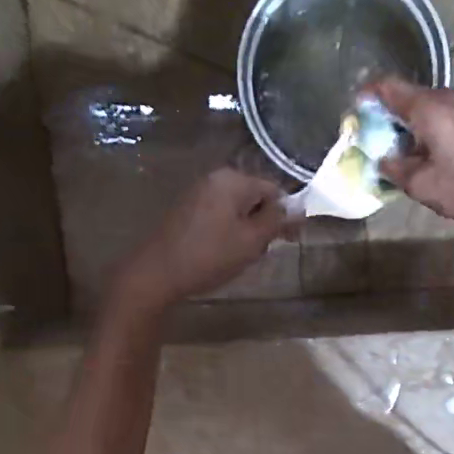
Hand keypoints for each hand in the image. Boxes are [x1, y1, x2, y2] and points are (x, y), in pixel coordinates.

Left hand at [114, 168, 291, 309]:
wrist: (156, 274)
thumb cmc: (209, 256)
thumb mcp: (251, 241)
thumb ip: (277, 220)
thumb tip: (298, 206)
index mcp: (232, 180)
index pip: (274, 190)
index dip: (286, 214)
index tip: (291, 240)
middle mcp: (214, 179)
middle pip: (254, 197)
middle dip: (264, 223)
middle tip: (263, 252)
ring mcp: (197, 193)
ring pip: (236, 209)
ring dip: (246, 230)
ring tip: (241, 256)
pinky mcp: (185, 211)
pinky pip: (218, 215)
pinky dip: (227, 232)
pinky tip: (222, 254)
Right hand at [367, 76, 453, 230]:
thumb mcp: (415, 182)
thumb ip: (390, 166)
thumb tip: (379, 159)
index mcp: (426, 107)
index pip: (387, 85)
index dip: (366, 94)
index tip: (352, 111)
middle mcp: (441, 99)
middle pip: (402, 93)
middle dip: (381, 109)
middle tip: (364, 130)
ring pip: (417, 105)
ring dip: (399, 120)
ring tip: (384, 142)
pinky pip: (431, 115)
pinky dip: (415, 126)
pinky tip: (408, 148)